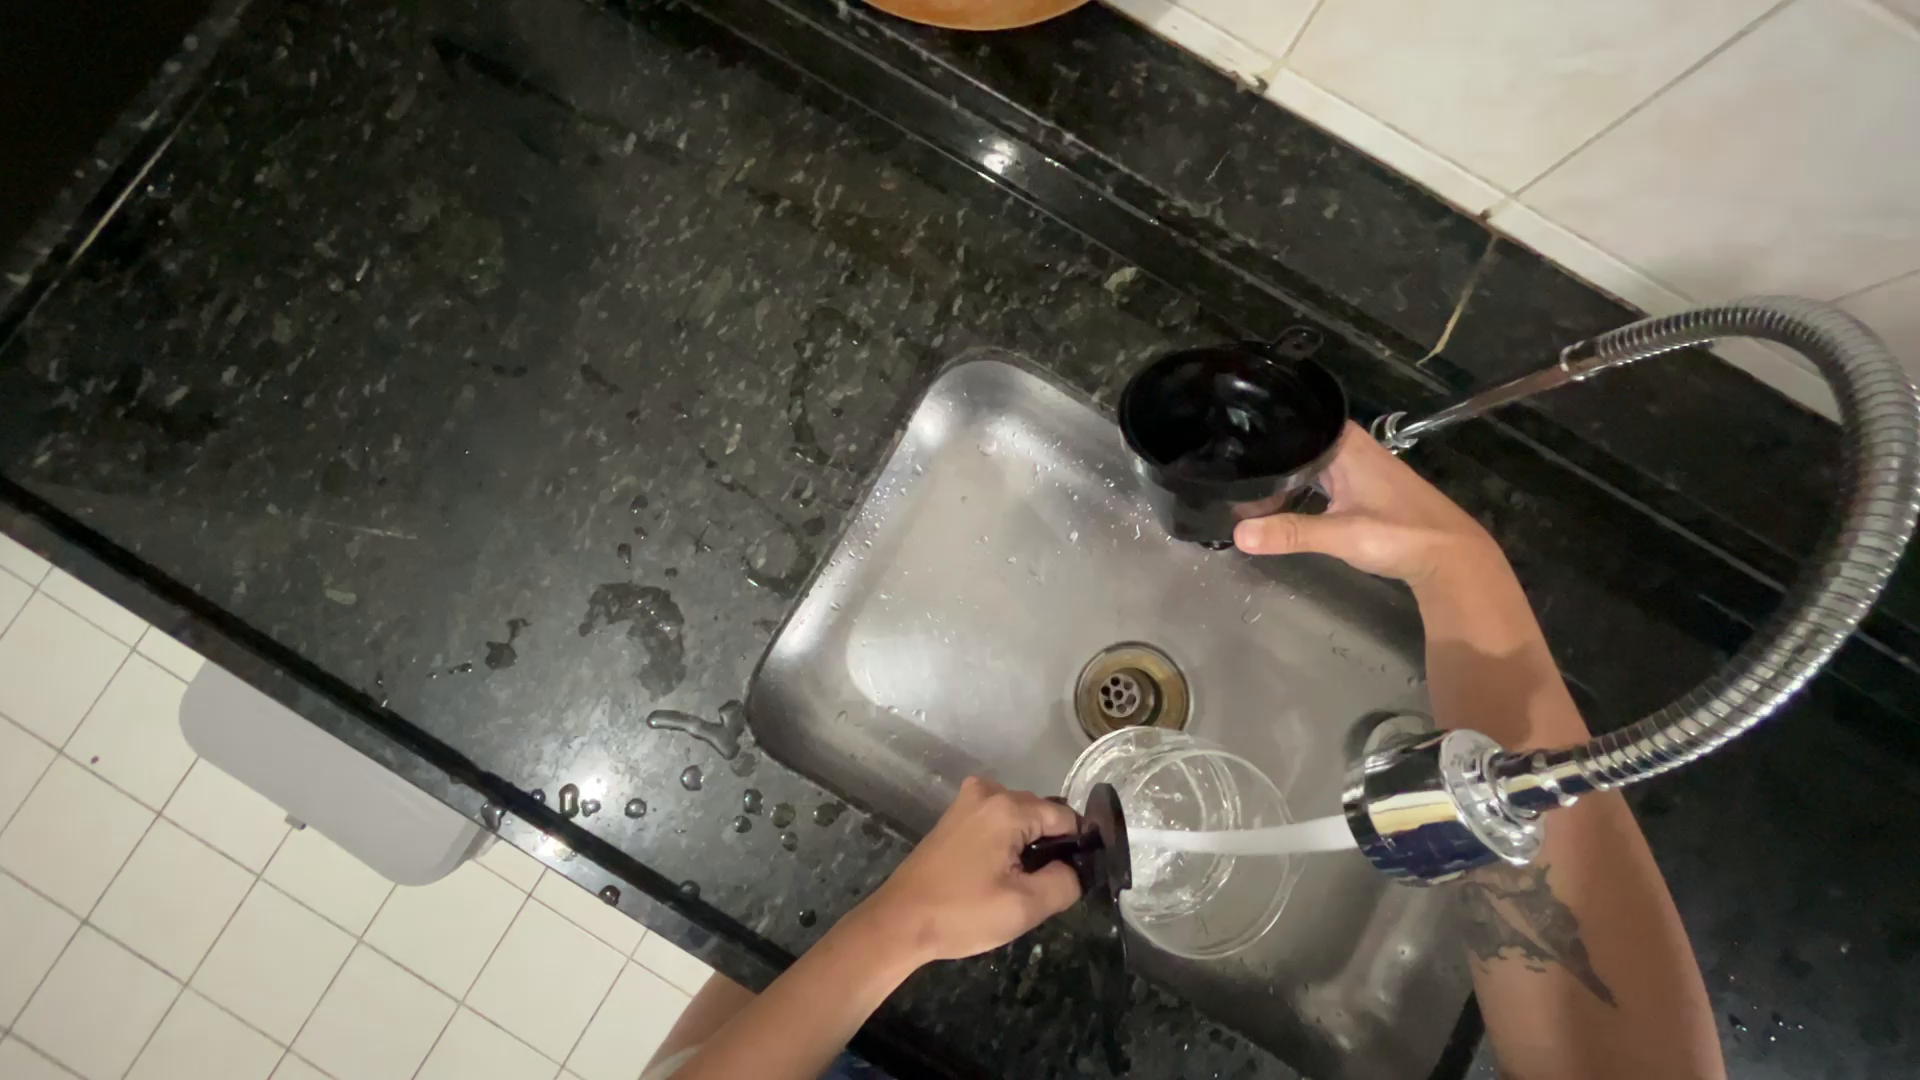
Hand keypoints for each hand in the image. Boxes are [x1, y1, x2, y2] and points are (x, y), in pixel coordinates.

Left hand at [856, 777, 1081, 966]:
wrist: (901, 921)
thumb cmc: (962, 913)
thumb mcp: (1024, 907)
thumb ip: (1065, 882)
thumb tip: (1076, 868)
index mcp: (1007, 807)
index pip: (1064, 817)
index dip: (1076, 847)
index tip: (1072, 879)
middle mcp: (988, 791)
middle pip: (1041, 814)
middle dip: (1048, 847)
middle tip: (1038, 889)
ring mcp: (968, 800)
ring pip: (1019, 818)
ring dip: (1026, 847)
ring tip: (1015, 885)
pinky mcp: (956, 815)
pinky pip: (998, 821)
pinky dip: (1005, 843)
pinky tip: (995, 874)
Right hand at [1234, 421, 1500, 589]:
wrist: (1453, 558)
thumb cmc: (1401, 534)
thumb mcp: (1341, 534)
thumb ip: (1290, 533)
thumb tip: (1238, 534)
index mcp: (1347, 446)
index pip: (1300, 420)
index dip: (1266, 425)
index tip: (1230, 432)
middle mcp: (1353, 450)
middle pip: (1302, 441)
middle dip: (1270, 450)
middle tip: (1228, 458)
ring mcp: (1360, 469)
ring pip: (1312, 460)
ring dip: (1286, 469)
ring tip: (1245, 475)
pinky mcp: (1364, 489)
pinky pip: (1322, 476)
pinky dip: (1301, 484)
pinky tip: (1282, 496)